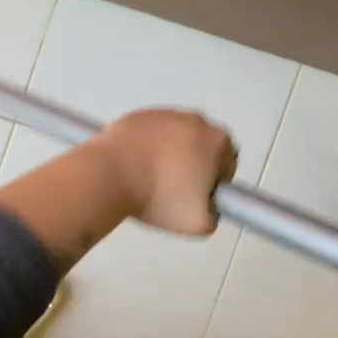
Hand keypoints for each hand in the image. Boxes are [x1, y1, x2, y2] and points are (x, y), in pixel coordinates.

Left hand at [86, 109, 238, 235]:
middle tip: (173, 191)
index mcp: (217, 140)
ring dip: (169, 156)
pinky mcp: (137, 115)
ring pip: (175, 138)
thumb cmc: (160, 198)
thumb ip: (214, 216)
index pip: (227, 163)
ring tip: (149, 180)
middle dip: (193, 166)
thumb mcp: (200, 225)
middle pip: (202, 147)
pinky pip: (150, 134)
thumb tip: (208, 208)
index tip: (196, 198)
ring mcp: (164, 113)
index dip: (215, 183)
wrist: (109, 175)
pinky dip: (146, 148)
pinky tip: (134, 167)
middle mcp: (196, 119)